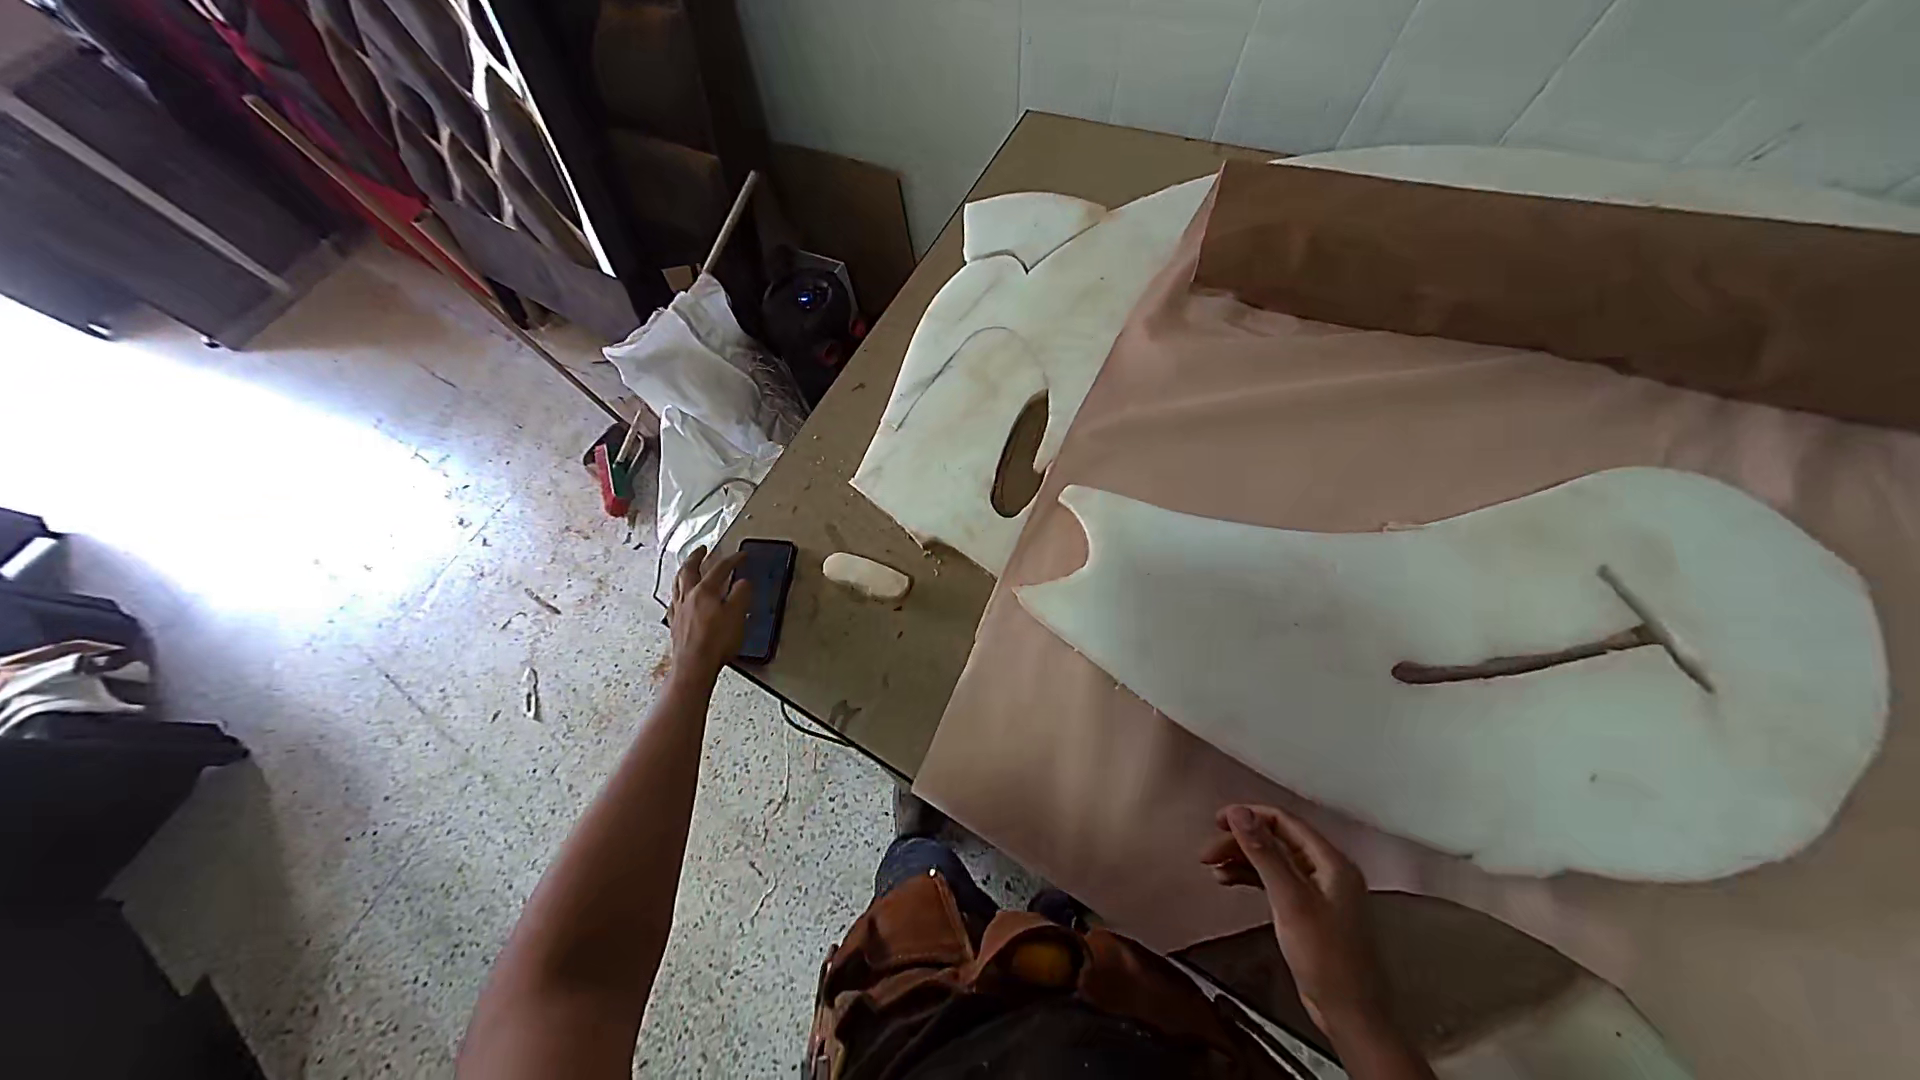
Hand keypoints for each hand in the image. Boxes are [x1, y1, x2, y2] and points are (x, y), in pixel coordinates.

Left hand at [667, 545, 750, 680]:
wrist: (694, 665)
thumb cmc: (715, 642)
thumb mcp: (738, 615)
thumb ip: (741, 594)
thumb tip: (742, 583)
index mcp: (704, 591)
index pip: (720, 568)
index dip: (732, 559)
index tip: (741, 556)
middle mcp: (688, 597)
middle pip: (689, 569)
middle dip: (696, 556)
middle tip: (702, 550)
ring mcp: (678, 610)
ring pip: (677, 583)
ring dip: (683, 571)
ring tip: (687, 567)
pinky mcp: (675, 624)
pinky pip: (673, 602)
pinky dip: (677, 594)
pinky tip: (679, 597)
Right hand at [1201, 804, 1389, 1033]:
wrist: (1350, 1014)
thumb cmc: (1324, 955)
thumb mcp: (1290, 900)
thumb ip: (1264, 853)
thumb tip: (1238, 812)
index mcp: (1330, 861)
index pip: (1284, 821)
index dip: (1249, 815)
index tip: (1216, 822)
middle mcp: (1325, 869)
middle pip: (1275, 840)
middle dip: (1240, 841)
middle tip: (1207, 853)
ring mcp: (1316, 890)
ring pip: (1272, 860)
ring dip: (1241, 859)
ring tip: (1213, 868)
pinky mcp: (1306, 909)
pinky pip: (1273, 879)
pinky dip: (1250, 876)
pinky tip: (1228, 880)